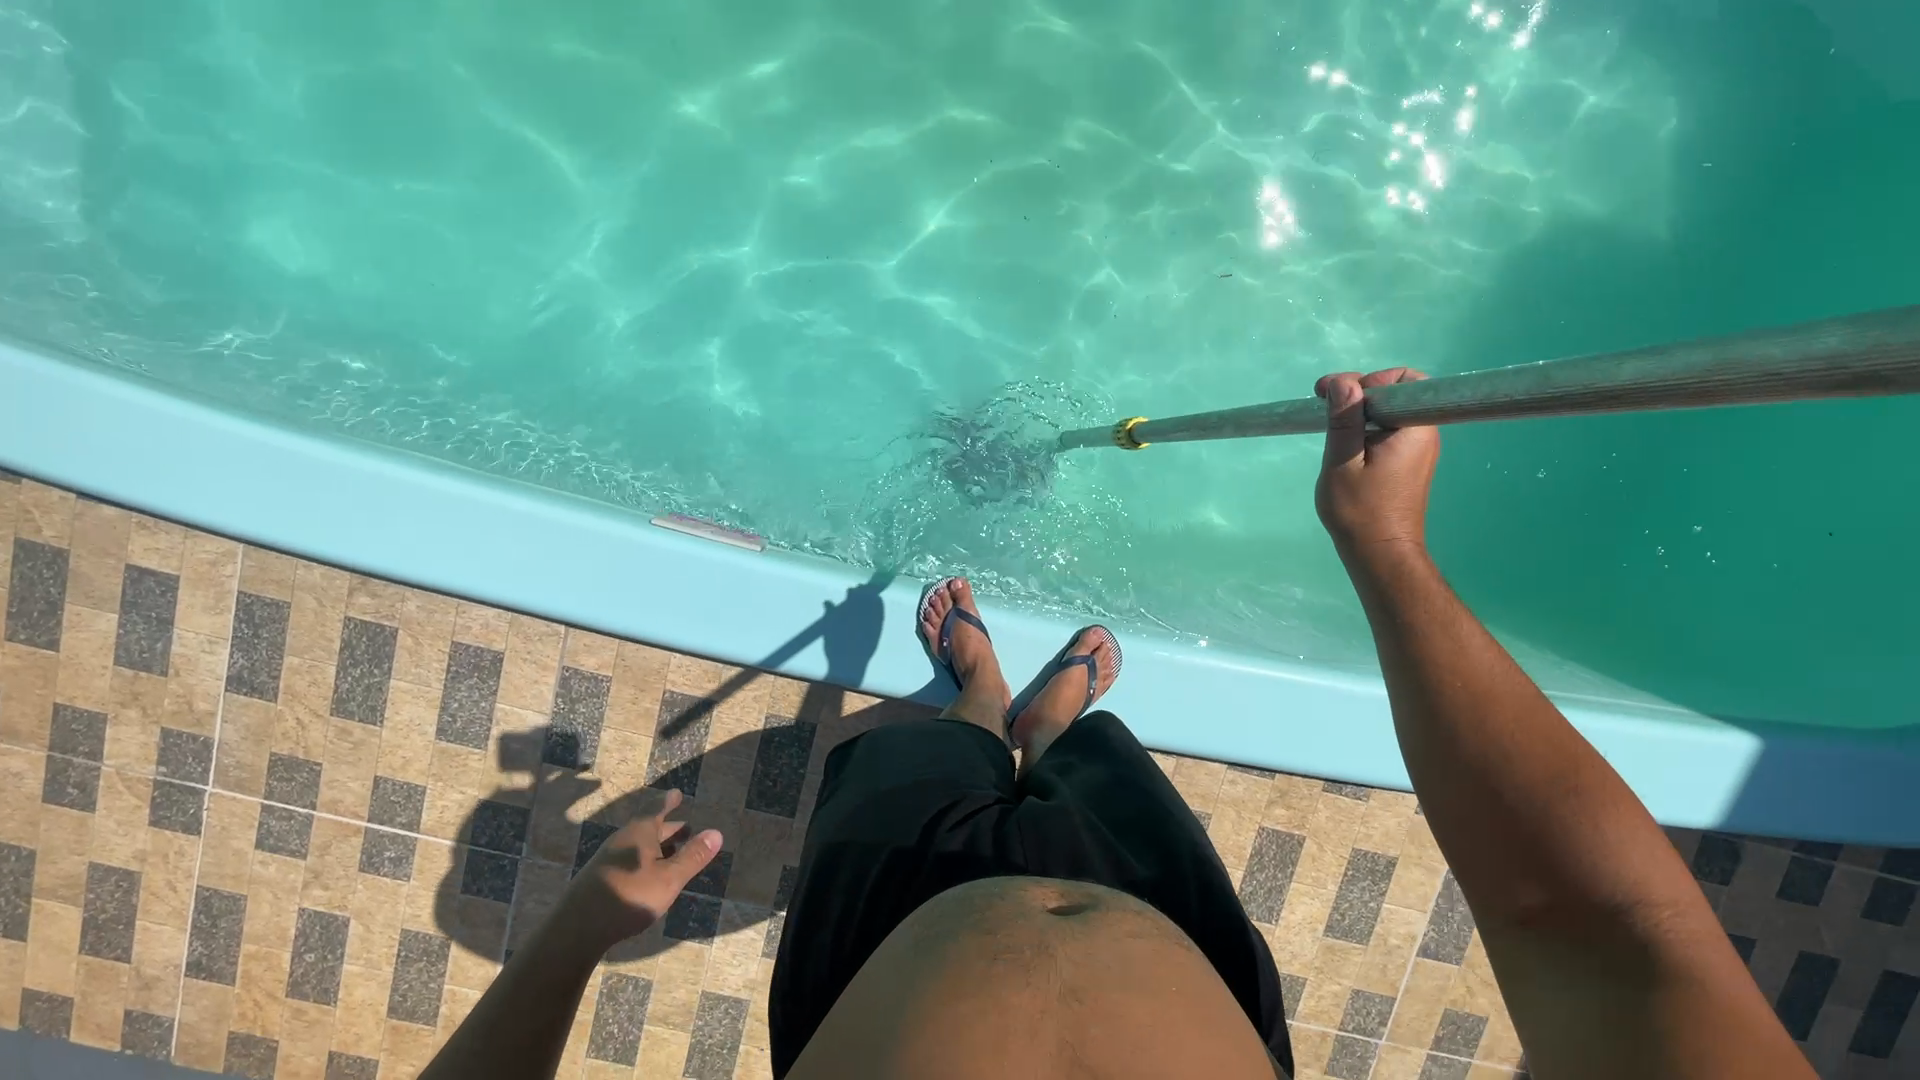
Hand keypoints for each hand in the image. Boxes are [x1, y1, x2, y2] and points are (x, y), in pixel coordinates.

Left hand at [560, 790, 722, 953]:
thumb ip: (692, 857)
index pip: (656, 809)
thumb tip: (716, 833)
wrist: (576, 929)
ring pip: (636, 846)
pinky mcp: (598, 880)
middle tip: (686, 829)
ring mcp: (606, 860)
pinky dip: (643, 861)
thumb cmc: (629, 896)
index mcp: (639, 833)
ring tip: (671, 854)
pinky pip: (627, 861)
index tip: (677, 794)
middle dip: (667, 829)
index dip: (668, 801)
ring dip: (655, 847)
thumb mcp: (669, 878)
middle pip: (647, 828)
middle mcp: (621, 841)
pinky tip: (647, 877)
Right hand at [1314, 368, 1439, 560]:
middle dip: (1358, 394)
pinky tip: (1343, 444)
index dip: (1368, 379)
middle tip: (1323, 405)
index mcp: (1415, 428)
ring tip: (1329, 427)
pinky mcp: (1408, 462)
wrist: (1379, 553)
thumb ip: (1344, 419)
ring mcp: (1418, 448)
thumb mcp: (1342, 461)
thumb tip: (1343, 381)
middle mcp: (1424, 432)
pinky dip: (1364, 429)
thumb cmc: (1360, 510)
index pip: (1405, 380)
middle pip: (1396, 393)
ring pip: (1389, 413)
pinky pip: (1388, 431)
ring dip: (1358, 413)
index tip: (1334, 394)